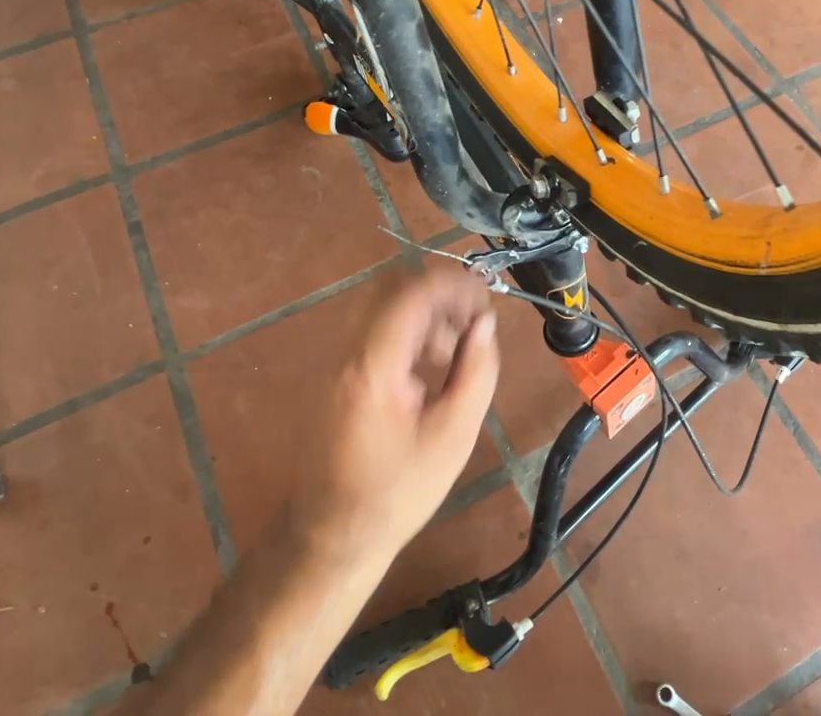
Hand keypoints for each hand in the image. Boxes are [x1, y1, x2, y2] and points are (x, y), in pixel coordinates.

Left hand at [292, 270, 501, 564]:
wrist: (334, 536)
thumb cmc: (400, 492)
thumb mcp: (454, 436)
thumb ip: (476, 371)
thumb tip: (484, 323)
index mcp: (373, 365)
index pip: (411, 293)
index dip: (454, 284)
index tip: (486, 301)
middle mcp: (347, 353)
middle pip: (393, 290)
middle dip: (440, 298)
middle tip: (473, 325)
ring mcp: (336, 364)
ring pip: (383, 310)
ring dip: (425, 317)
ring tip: (455, 356)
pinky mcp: (336, 377)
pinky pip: (374, 335)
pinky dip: (407, 337)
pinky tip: (430, 374)